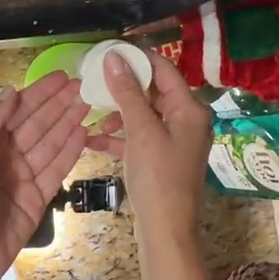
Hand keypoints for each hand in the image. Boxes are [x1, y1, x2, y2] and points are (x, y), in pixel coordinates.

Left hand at [0, 72, 89, 279]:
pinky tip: (85, 133)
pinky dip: (69, 152)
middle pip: (35, 125)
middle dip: (58, 105)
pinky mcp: (36, 201)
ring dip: (68, 123)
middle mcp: (3, 158)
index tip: (63, 77)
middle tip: (85, 86)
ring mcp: (21, 179)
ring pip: (49, 145)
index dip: (38, 94)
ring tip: (90, 103)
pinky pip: (55, 170)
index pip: (16, 111)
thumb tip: (10, 92)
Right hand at [86, 50, 210, 234]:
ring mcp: (174, 141)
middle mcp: (186, 120)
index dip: (137, 57)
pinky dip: (118, 136)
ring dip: (117, 112)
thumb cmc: (158, 178)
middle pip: (152, 91)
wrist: (166, 229)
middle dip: (123, 86)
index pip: (163, 69)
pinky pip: (138, 137)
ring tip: (89, 111)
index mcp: (189, 109)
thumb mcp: (141, 131)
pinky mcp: (161, 158)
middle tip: (92, 79)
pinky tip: (92, 140)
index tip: (108, 50)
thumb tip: (114, 56)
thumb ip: (127, 93)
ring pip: (143, 115)